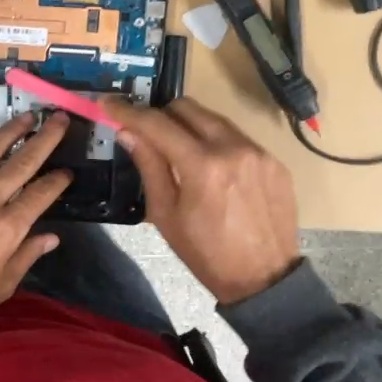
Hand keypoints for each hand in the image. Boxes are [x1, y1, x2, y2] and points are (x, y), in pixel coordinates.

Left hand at [0, 113, 73, 363]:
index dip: (58, 180)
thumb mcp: (3, 286)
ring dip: (8, 131)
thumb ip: (27, 255)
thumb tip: (52, 237)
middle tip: (59, 120)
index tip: (67, 172)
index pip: (42, 193)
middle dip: (44, 139)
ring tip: (24, 117)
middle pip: (22, 162)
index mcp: (8, 228)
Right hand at [101, 96, 300, 303]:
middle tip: (143, 130)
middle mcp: (233, 148)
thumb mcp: (165, 214)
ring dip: (187, 125)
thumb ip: (149, 167)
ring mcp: (259, 152)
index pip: (157, 124)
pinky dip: (214, 141)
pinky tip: (208, 166)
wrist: (265, 278)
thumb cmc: (205, 252)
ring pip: (213, 118)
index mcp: (202, 166)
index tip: (108, 103)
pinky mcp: (274, 160)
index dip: (127, 111)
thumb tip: (128, 133)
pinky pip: (236, 136)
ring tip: (174, 147)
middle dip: (159, 114)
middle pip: (187, 108)